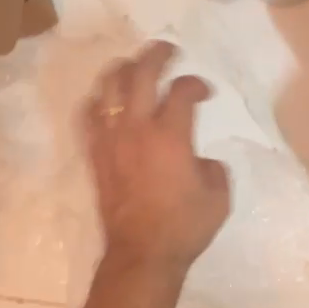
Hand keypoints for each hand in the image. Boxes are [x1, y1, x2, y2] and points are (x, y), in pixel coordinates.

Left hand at [83, 42, 231, 274]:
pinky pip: (89, 115)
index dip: (196, 84)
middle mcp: (138, 127)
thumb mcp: (218, 200)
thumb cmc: (184, 230)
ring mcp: (112, 139)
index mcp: (172, 135)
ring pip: (109, 85)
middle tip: (169, 53)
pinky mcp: (96, 155)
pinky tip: (105, 103)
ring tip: (133, 69)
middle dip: (158, 55)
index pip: (183, 91)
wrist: (143, 254)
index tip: (204, 92)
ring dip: (123, 69)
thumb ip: (215, 170)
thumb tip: (203, 161)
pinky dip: (98, 101)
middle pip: (142, 72)